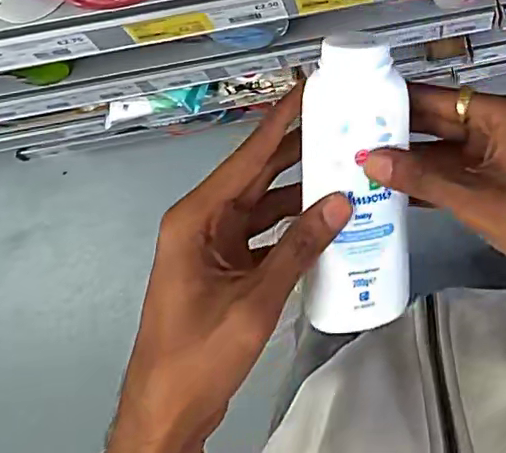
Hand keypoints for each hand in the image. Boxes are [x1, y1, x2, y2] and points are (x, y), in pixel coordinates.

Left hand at [109, 84, 349, 452]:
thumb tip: (341, 201)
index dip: (280, 119)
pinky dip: (293, 225)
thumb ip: (300, 247)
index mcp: (197, 216)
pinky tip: (325, 219)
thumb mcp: (256, 300)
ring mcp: (214, 242)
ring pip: (264, 202)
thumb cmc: (197, 357)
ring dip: (300, 190)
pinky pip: (264, 231)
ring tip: (341, 168)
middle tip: (337, 123)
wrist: (164, 418)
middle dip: (297, 148)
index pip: (248, 155)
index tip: (307, 88)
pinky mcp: (226, 263)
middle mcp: (204, 219)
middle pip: (258, 172)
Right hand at [364, 86, 505, 327]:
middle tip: (349, 132)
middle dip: (397, 129)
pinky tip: (388, 189)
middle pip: (435, 121)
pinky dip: (424, 181)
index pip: (438, 97)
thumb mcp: (476, 199)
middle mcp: (491, 126)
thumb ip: (422, 179)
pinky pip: (449, 173)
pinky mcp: (488, 181)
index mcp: (497, 114)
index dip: (399, 98)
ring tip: (358, 160)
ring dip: (406, 159)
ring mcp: (489, 155)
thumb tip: (369, 159)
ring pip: (438, 150)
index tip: (358, 101)